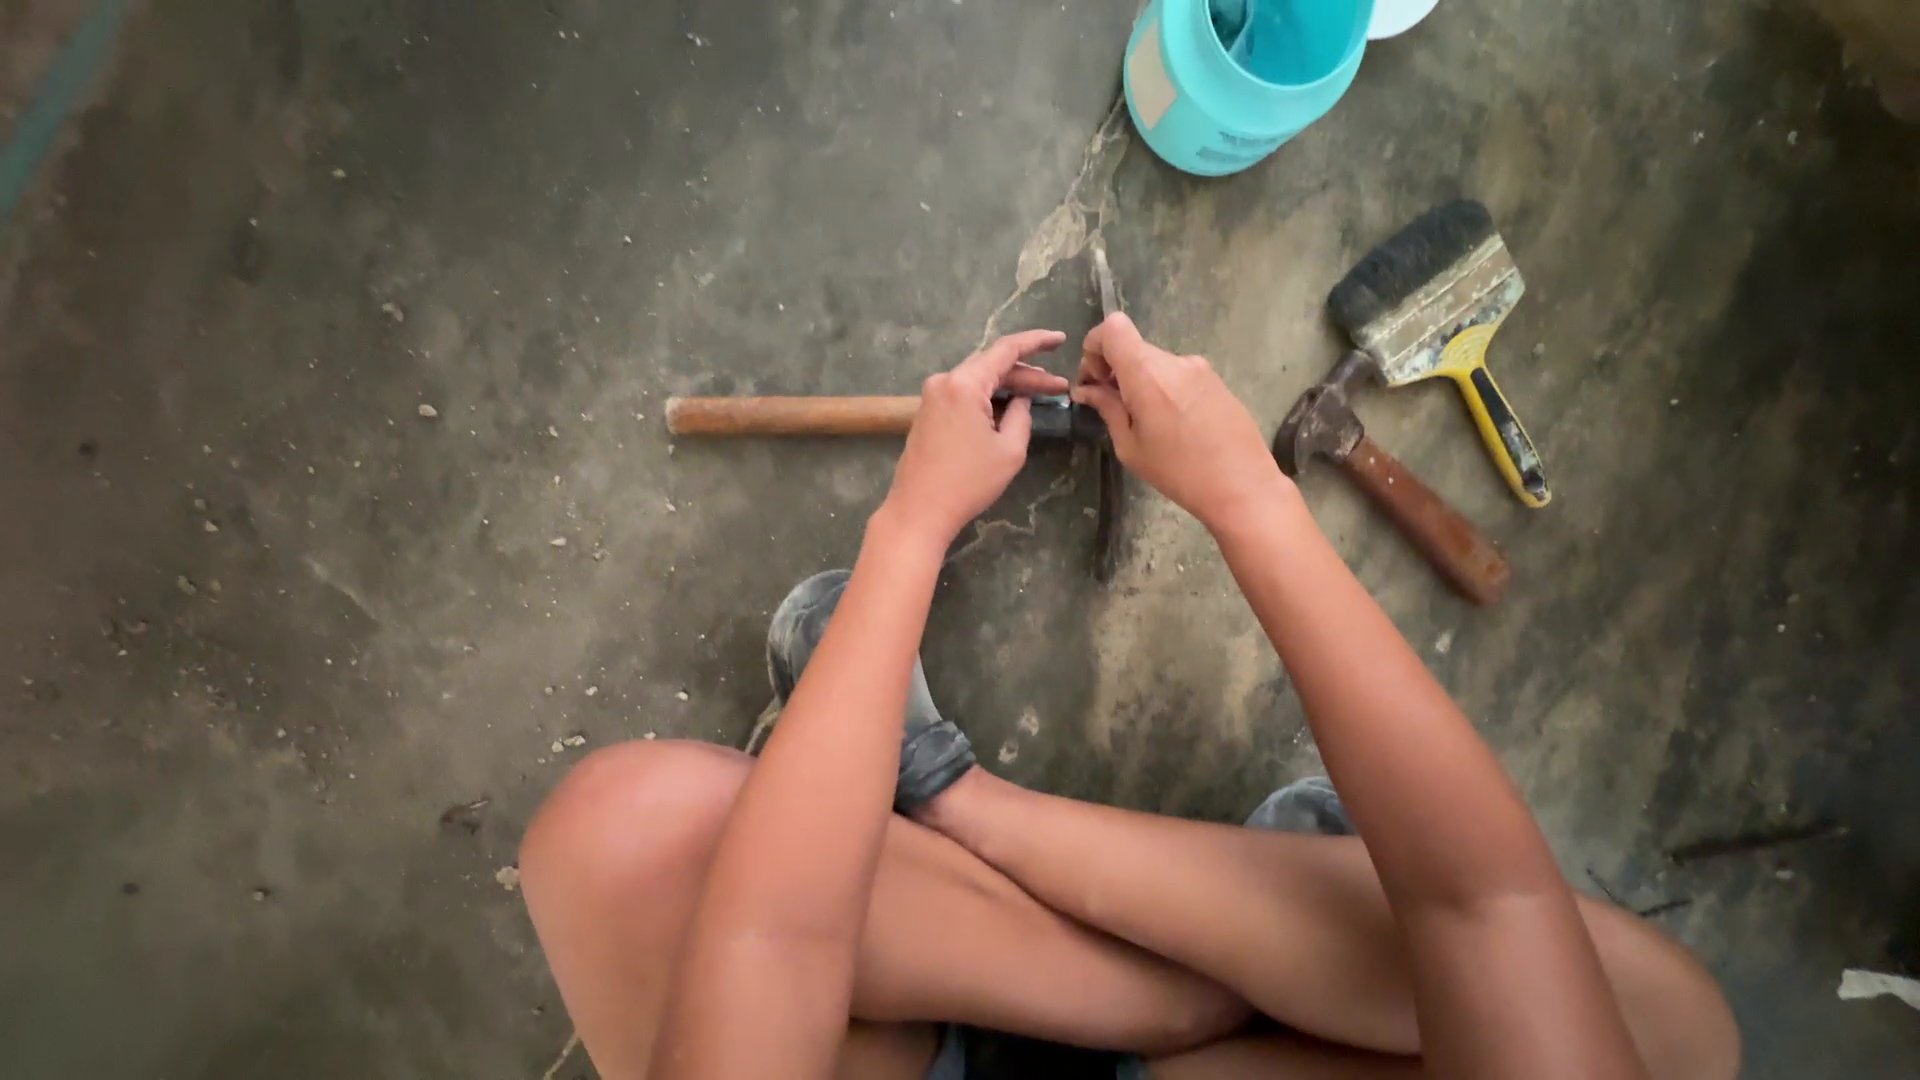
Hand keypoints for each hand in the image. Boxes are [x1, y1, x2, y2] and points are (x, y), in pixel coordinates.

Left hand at [880, 329, 1070, 545]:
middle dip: (1027, 373)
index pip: (1006, 349)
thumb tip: (1021, 399)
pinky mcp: (929, 413)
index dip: (1036, 342)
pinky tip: (1010, 406)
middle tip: (1059, 387)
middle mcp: (945, 381)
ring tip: (1040, 394)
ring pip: (978, 380)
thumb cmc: (968, 482)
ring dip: (1009, 386)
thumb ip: (1022, 415)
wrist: (919, 510)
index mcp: (964, 384)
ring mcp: (933, 397)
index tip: (1061, 339)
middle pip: (992, 365)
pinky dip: (989, 397)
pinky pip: (964, 394)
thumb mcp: (1009, 450)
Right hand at [1072, 313, 1289, 533]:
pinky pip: (1177, 375)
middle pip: (1132, 347)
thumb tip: (1086, 390)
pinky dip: (1163, 389)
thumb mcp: (1130, 445)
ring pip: (1155, 363)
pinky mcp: (1216, 380)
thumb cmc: (1177, 471)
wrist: (1242, 485)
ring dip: (1140, 382)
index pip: (1112, 328)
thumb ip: (1107, 408)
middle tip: (1112, 407)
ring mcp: (1199, 368)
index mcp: (1147, 373)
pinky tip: (1173, 425)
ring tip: (1146, 422)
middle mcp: (1174, 361)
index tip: (1095, 381)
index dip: (1095, 347)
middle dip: (1114, 370)